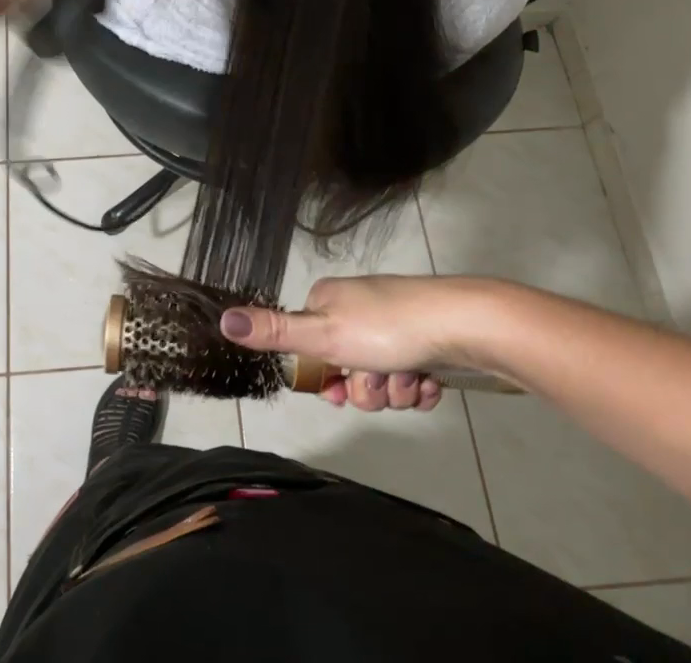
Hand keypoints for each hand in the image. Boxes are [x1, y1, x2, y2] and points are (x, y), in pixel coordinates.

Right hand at [220, 275, 516, 411]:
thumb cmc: (389, 329)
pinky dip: (418, 387)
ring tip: (413, 378)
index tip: (341, 386)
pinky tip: (430, 382)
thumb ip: (274, 332)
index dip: (327, 379)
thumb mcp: (323, 334)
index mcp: (331, 301)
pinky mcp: (427, 343)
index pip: (311, 352)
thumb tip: (222, 319)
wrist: (468, 325)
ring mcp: (396, 327)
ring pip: (381, 380)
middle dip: (368, 388)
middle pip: (348, 371)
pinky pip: (411, 379)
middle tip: (383, 379)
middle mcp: (360, 311)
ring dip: (396, 390)